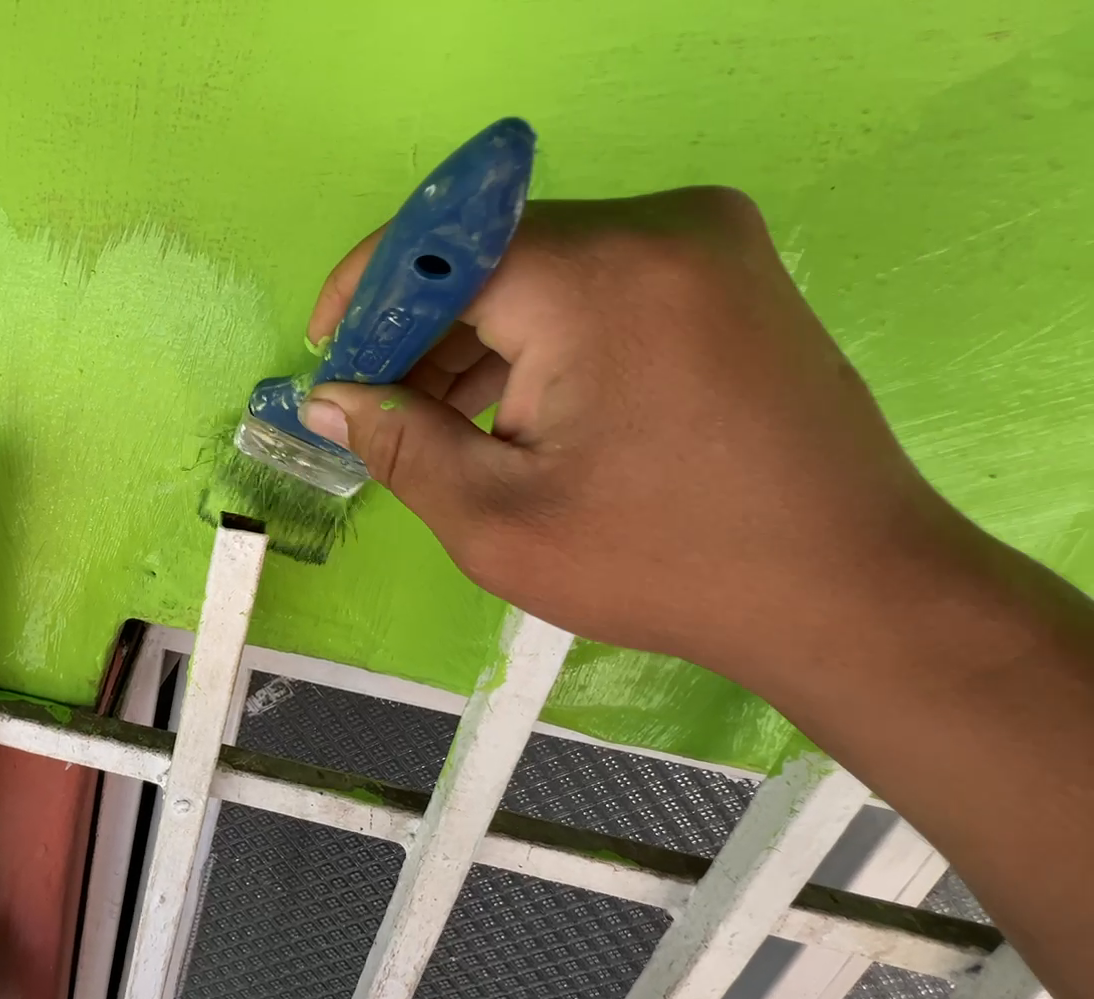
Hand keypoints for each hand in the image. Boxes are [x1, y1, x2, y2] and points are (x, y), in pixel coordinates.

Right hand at [297, 188, 973, 690]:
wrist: (850, 592)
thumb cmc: (661, 564)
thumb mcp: (495, 520)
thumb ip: (397, 443)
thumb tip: (326, 399)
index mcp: (598, 278)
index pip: (439, 249)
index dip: (365, 299)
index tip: (329, 360)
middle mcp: (656, 229)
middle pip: (486, 257)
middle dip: (415, 332)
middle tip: (375, 409)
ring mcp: (702, 244)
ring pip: (535, 271)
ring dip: (469, 342)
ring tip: (432, 424)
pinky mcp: (721, 274)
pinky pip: (588, 286)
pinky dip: (530, 340)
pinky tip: (502, 411)